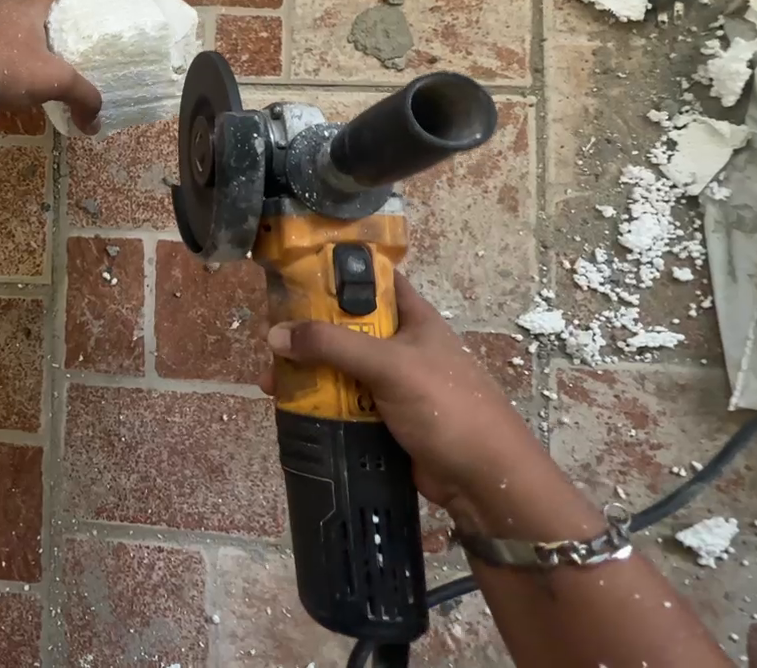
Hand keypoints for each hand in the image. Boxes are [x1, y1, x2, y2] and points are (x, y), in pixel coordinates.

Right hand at [259, 274, 557, 523]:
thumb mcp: (390, 365)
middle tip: (271, 335)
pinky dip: (312, 399)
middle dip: (305, 329)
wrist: (486, 485)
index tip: (292, 273)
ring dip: (302, 369)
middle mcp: (399, 345)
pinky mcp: (380, 415)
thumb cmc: (449, 409)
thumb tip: (274, 335)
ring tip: (270, 380)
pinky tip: (286, 403)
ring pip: (335, 364)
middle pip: (343, 325)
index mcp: (414, 320)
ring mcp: (389, 382)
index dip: (337, 271)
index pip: (374, 280)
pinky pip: (336, 398)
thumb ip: (332, 344)